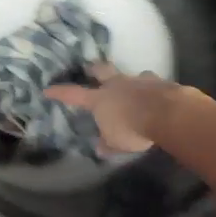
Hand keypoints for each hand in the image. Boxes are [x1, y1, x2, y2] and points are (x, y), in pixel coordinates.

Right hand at [45, 63, 196, 154]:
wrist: (167, 114)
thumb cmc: (133, 129)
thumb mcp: (117, 144)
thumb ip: (108, 144)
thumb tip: (99, 148)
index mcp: (100, 100)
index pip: (73, 94)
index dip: (59, 92)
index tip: (48, 89)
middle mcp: (116, 85)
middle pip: (101, 71)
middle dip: (94, 69)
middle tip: (91, 68)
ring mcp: (138, 80)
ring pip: (130, 75)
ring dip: (129, 79)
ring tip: (133, 85)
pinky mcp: (159, 82)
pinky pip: (152, 82)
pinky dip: (151, 87)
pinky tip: (156, 94)